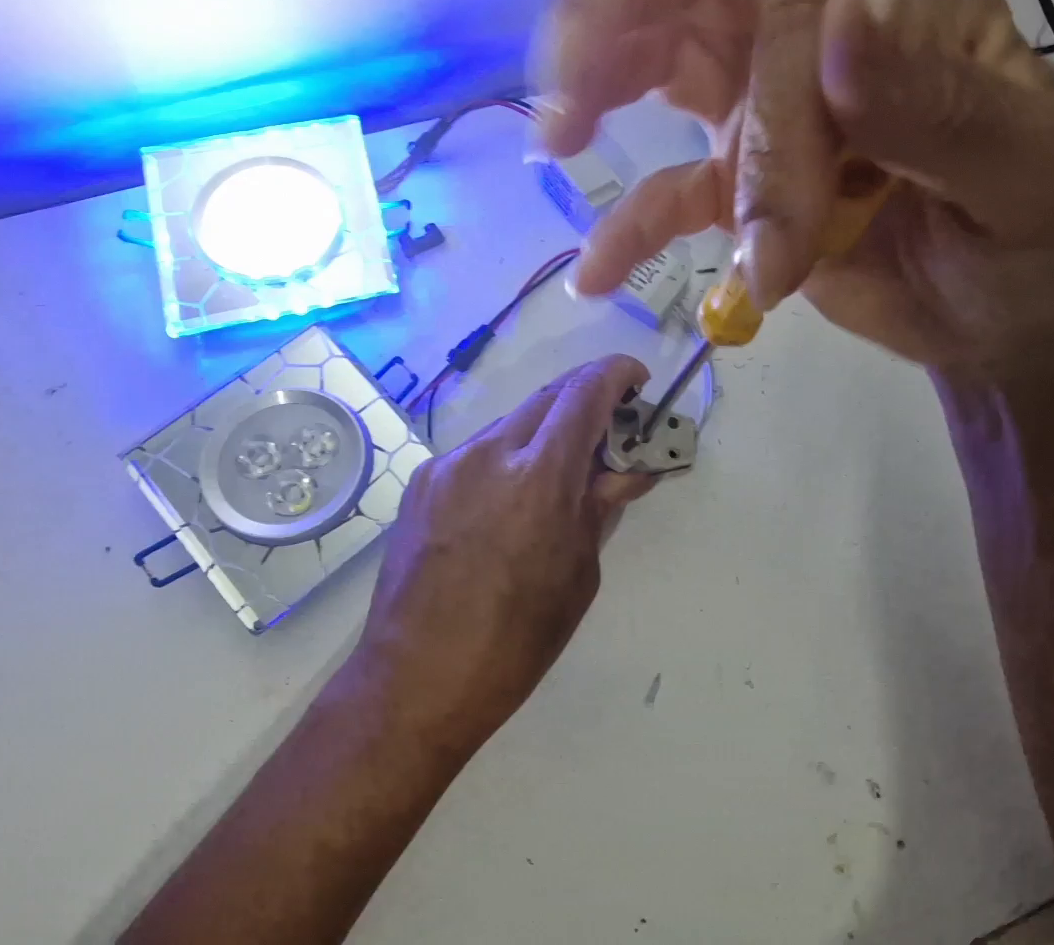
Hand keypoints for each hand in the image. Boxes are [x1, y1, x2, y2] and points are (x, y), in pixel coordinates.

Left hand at [352, 356, 654, 758]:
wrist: (417, 679)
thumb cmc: (517, 640)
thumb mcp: (579, 573)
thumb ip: (600, 507)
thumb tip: (628, 470)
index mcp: (539, 475)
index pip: (584, 393)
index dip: (616, 374)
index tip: (636, 381)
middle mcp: (489, 453)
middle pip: (547, 398)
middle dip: (585, 399)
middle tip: (610, 427)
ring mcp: (448, 466)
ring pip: (510, 424)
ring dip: (544, 431)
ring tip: (563, 471)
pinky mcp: (422, 486)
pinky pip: (477, 453)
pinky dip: (508, 457)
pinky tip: (513, 499)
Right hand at [539, 0, 1053, 382]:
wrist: (1009, 321)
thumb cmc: (1036, 238)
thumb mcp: (1024, 173)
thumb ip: (937, 101)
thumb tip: (841, 7)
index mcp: (896, 11)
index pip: (784, 18)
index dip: (766, 129)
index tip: (779, 242)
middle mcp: (820, 43)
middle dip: (613, 19)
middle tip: (563, 97)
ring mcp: (772, 116)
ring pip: (660, 63)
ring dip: (600, 95)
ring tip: (557, 147)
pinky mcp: (746, 193)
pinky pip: (668, 193)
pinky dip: (626, 229)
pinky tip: (592, 273)